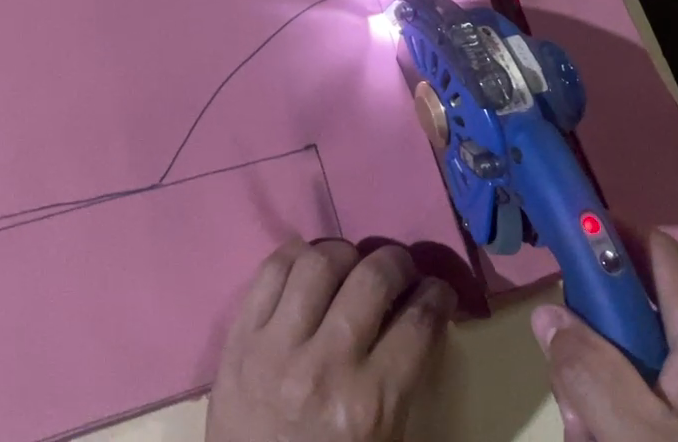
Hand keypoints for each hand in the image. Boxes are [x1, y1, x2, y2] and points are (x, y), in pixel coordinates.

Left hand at [208, 239, 457, 441]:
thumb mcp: (384, 438)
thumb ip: (404, 378)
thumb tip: (419, 314)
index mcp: (371, 403)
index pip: (419, 323)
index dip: (437, 295)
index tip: (438, 290)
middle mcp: (326, 364)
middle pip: (372, 278)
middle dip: (396, 262)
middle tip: (400, 268)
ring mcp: (276, 345)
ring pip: (319, 262)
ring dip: (345, 253)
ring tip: (352, 264)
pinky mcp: (240, 335)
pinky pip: (270, 270)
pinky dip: (296, 257)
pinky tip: (309, 267)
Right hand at [532, 231, 677, 441]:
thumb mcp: (636, 438)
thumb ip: (588, 370)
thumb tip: (551, 315)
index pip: (660, 253)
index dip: (609, 237)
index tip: (562, 244)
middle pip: (649, 319)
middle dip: (599, 346)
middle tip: (574, 402)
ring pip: (662, 369)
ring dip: (618, 394)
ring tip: (597, 441)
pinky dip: (651, 420)